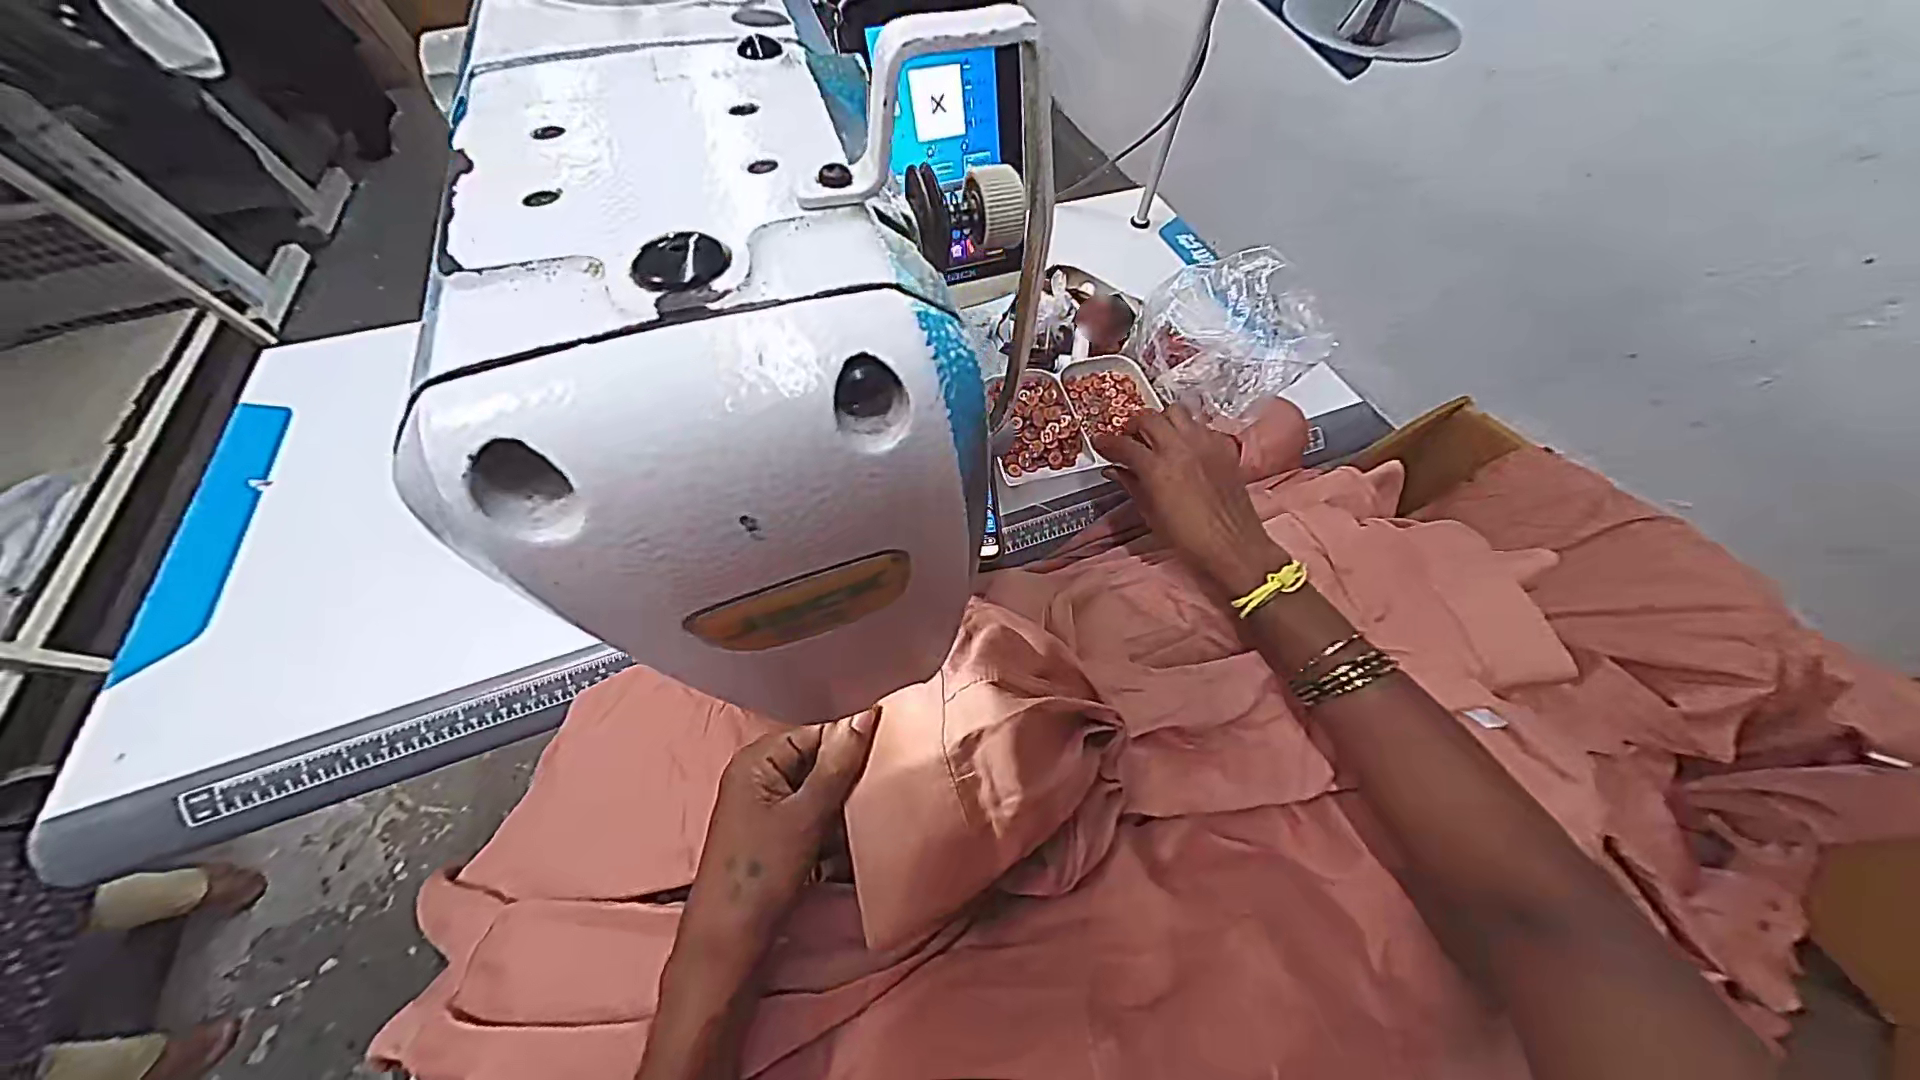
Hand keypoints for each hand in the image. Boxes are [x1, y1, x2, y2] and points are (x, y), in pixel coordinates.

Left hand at [682, 710, 877, 950]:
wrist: (727, 944)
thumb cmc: (762, 873)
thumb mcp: (807, 814)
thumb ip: (838, 763)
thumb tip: (866, 715)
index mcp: (758, 759)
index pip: (818, 733)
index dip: (851, 746)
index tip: (885, 761)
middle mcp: (758, 773)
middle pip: (818, 759)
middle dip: (846, 779)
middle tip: (873, 797)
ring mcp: (763, 803)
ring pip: (819, 788)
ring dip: (840, 805)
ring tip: (857, 822)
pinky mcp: (772, 830)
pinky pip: (810, 811)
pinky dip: (828, 823)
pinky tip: (840, 844)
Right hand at [1092, 403, 1287, 597]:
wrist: (1232, 546)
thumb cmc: (1188, 537)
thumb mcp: (1150, 513)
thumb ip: (1131, 484)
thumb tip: (1115, 469)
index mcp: (1157, 468)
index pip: (1123, 444)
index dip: (1107, 442)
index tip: (1101, 443)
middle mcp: (1180, 448)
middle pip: (1148, 418)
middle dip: (1133, 426)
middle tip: (1128, 439)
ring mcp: (1204, 443)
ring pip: (1175, 411)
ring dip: (1160, 420)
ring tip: (1156, 437)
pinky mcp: (1223, 446)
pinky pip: (1199, 425)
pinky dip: (1185, 430)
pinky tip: (1182, 447)